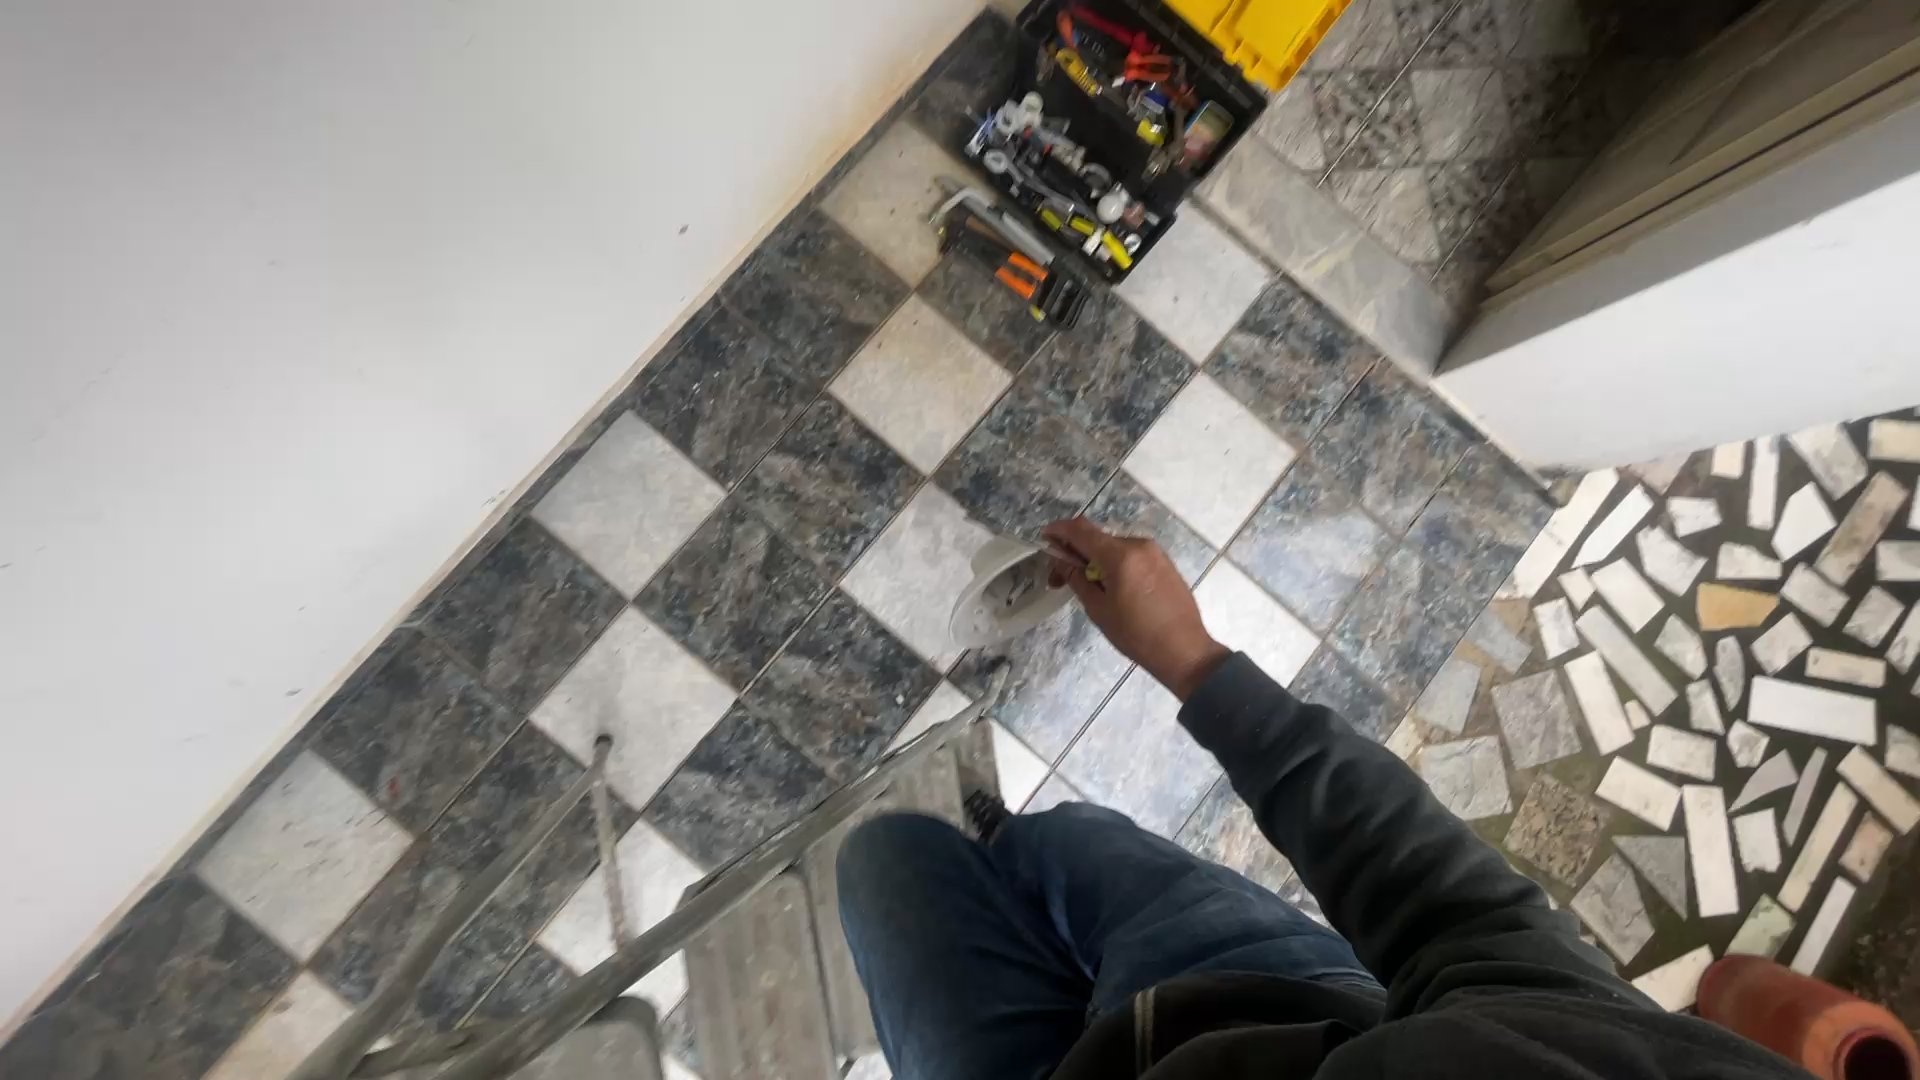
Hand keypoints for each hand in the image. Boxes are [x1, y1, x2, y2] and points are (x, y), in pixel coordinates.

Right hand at [1041, 518, 1231, 700]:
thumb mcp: (1098, 608)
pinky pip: (1131, 556)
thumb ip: (1076, 578)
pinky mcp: (1164, 562)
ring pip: (1114, 548)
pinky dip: (1115, 564)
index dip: (1058, 530)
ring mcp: (1155, 552)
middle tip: (1061, 580)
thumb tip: (1059, 558)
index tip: (1044, 539)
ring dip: (1096, 561)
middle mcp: (1138, 545)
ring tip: (1089, 589)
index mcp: (1120, 555)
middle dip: (1075, 554)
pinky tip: (1112, 588)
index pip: (1080, 529)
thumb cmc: (1136, 634)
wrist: (1184, 650)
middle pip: (1097, 539)